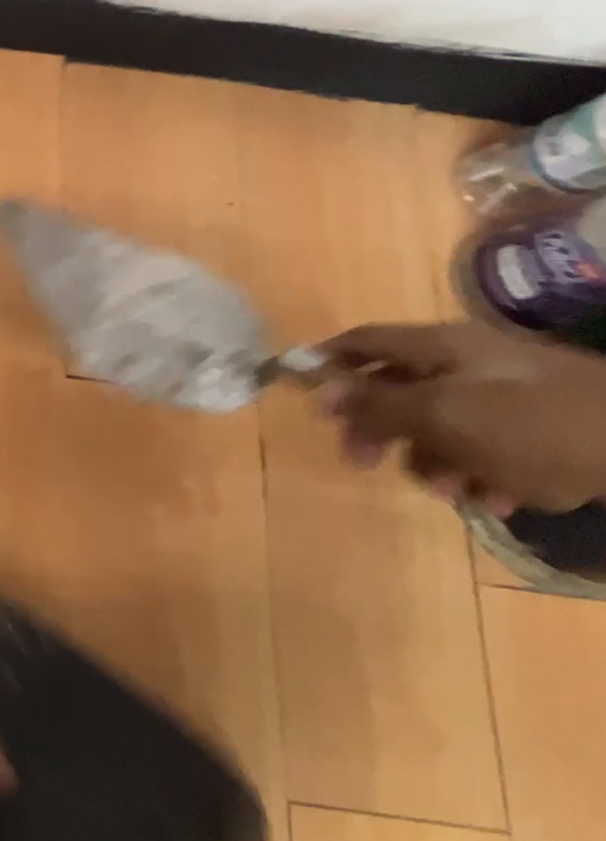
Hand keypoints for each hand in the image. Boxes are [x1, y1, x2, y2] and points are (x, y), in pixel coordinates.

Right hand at [317, 321, 605, 515]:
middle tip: (360, 463)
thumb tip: (316, 388)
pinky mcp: (543, 429)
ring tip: (455, 492)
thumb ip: (373, 402)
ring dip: (433, 461)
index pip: (361, 342)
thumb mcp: (439, 414)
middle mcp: (470, 363)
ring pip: (440, 426)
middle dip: (376, 429)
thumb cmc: (535, 426)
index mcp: (442, 346)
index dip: (324, 362)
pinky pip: (488, 449)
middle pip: (395, 389)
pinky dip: (483, 474)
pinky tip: (499, 499)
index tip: (297, 393)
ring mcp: (509, 395)